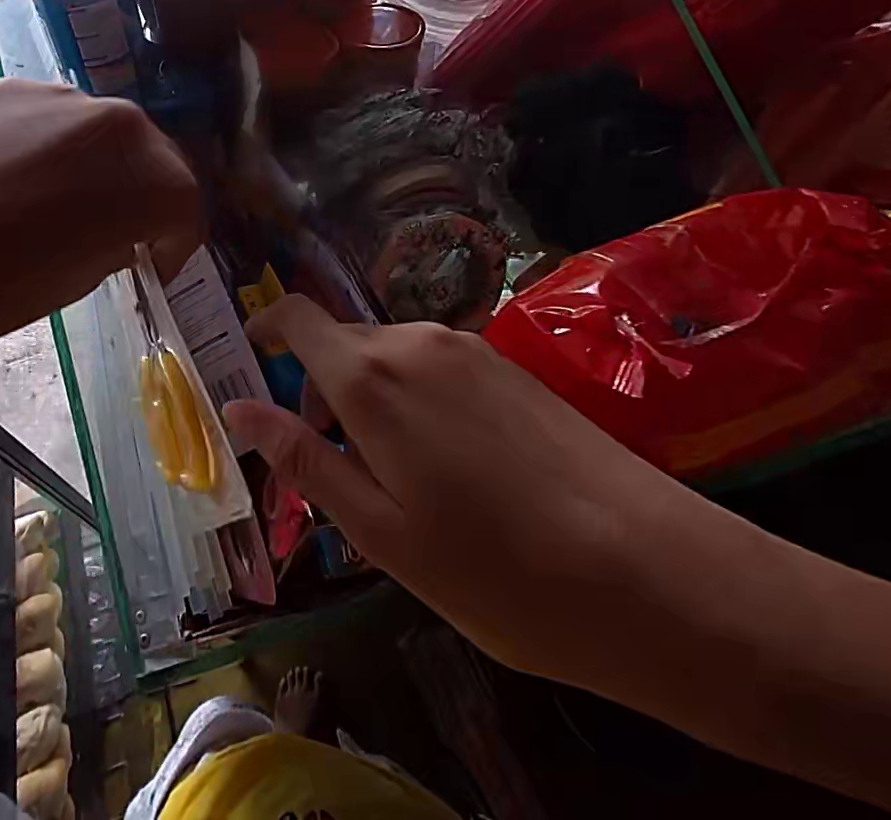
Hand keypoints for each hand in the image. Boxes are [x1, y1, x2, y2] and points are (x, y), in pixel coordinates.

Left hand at [0, 79, 199, 385]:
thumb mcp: (74, 281)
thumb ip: (116, 244)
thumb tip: (122, 233)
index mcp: (139, 171)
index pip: (186, 201)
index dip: (176, 242)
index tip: (154, 268)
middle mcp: (107, 116)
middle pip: (153, 157)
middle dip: (145, 201)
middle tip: (116, 242)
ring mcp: (52, 95)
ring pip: (104, 136)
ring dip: (101, 174)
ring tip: (60, 216)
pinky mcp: (1, 89)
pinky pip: (55, 123)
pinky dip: (57, 154)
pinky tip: (17, 189)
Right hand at [223, 295, 745, 684]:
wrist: (653, 573)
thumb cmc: (494, 569)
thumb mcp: (377, 529)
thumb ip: (302, 457)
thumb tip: (237, 408)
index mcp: (371, 377)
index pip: (297, 317)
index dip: (265, 328)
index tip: (251, 364)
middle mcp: (416, 342)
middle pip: (341, 343)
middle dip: (314, 387)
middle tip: (326, 464)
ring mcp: (470, 348)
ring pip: (387, 356)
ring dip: (365, 397)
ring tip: (389, 476)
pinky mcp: (510, 366)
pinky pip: (432, 366)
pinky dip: (410, 398)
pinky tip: (444, 464)